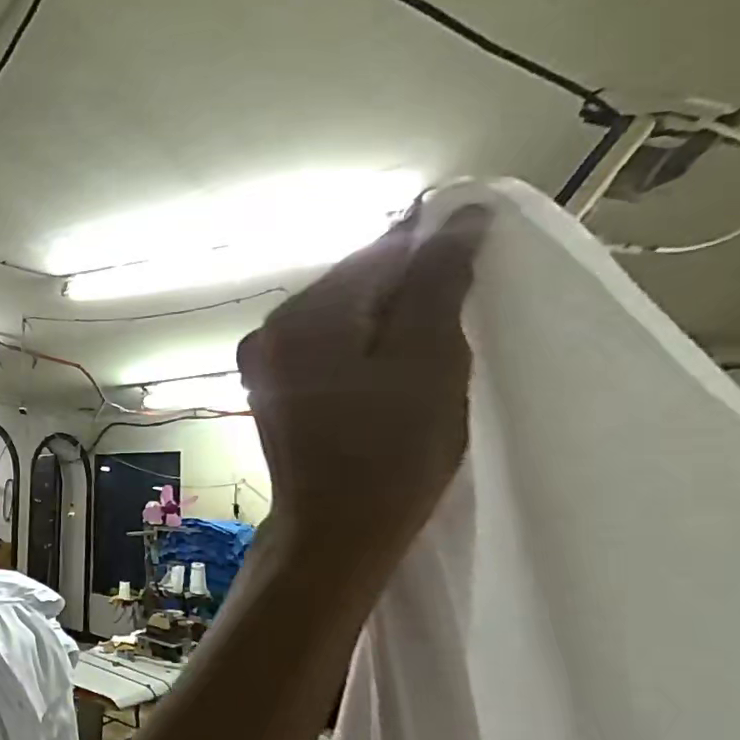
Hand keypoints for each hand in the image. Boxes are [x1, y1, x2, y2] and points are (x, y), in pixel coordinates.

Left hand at [238, 205, 490, 589]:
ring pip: (333, 314)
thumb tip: (454, 218)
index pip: (372, 257)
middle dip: (403, 283)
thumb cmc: (393, 446)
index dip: (427, 244)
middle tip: (464, 295)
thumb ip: (436, 284)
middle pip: (347, 284)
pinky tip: (392, 359)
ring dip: (383, 313)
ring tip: (433, 333)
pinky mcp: (268, 385)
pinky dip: (358, 342)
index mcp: (299, 318)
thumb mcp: (428, 358)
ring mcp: (261, 360)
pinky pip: (319, 345)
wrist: (336, 520)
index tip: (478, 239)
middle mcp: (267, 330)